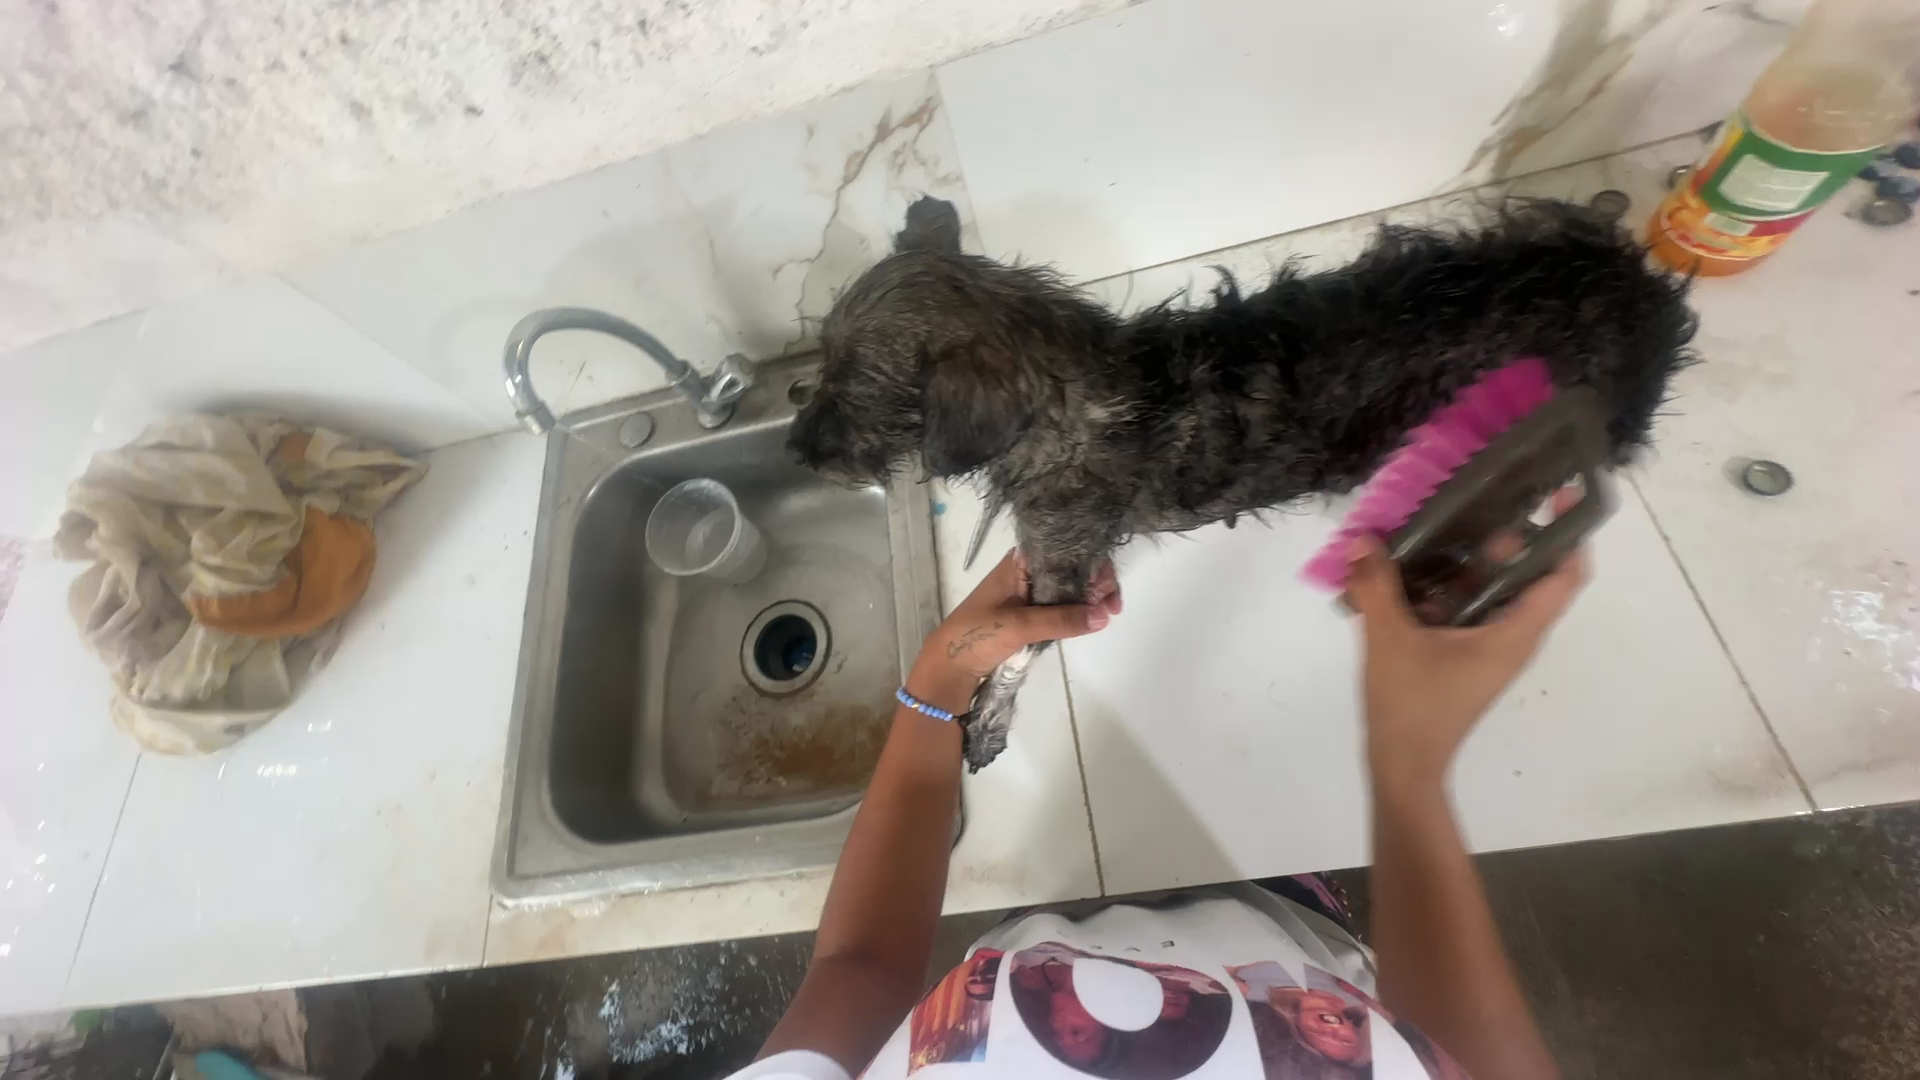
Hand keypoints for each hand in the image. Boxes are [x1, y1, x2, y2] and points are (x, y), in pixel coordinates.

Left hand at [906, 551, 1121, 711]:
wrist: (949, 666)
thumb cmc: (975, 636)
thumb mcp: (1018, 626)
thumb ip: (1061, 619)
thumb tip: (1103, 615)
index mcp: (1019, 561)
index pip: (1064, 549)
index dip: (1090, 563)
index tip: (1106, 588)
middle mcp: (1027, 571)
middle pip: (1072, 567)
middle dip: (1096, 583)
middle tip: (1111, 608)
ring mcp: (1030, 593)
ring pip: (1070, 587)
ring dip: (1091, 598)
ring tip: (1107, 614)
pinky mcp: (1032, 614)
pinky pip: (1063, 606)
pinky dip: (1080, 611)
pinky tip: (1094, 619)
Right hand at [1347, 522, 1587, 798]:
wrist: (1403, 762)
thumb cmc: (1412, 702)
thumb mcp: (1390, 639)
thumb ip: (1376, 587)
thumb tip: (1362, 540)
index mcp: (1514, 632)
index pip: (1564, 576)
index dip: (1568, 532)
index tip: (1555, 492)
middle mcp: (1508, 636)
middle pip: (1520, 576)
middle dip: (1495, 540)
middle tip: (1460, 508)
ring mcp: (1482, 648)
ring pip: (1484, 593)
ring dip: (1459, 564)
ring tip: (1423, 533)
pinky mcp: (1456, 656)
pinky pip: (1457, 611)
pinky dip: (1436, 589)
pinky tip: (1397, 576)